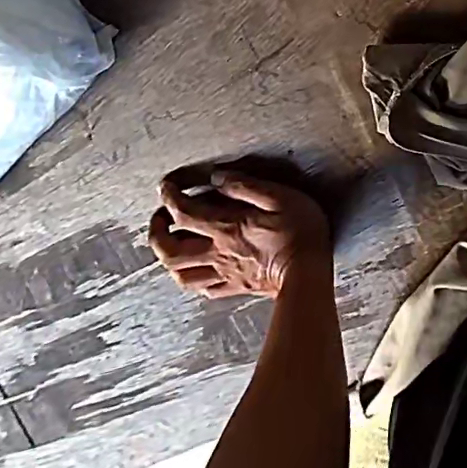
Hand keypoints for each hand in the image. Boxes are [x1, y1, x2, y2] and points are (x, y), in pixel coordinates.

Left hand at [149, 165, 330, 298]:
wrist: (310, 274)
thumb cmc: (300, 232)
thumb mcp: (279, 196)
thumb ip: (246, 186)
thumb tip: (218, 178)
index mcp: (227, 227)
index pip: (184, 212)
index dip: (169, 197)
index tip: (166, 186)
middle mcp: (219, 252)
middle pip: (170, 249)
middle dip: (157, 232)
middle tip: (160, 218)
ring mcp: (226, 273)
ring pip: (181, 273)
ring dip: (168, 259)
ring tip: (171, 244)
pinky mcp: (237, 287)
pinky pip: (206, 289)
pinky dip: (193, 280)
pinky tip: (198, 270)